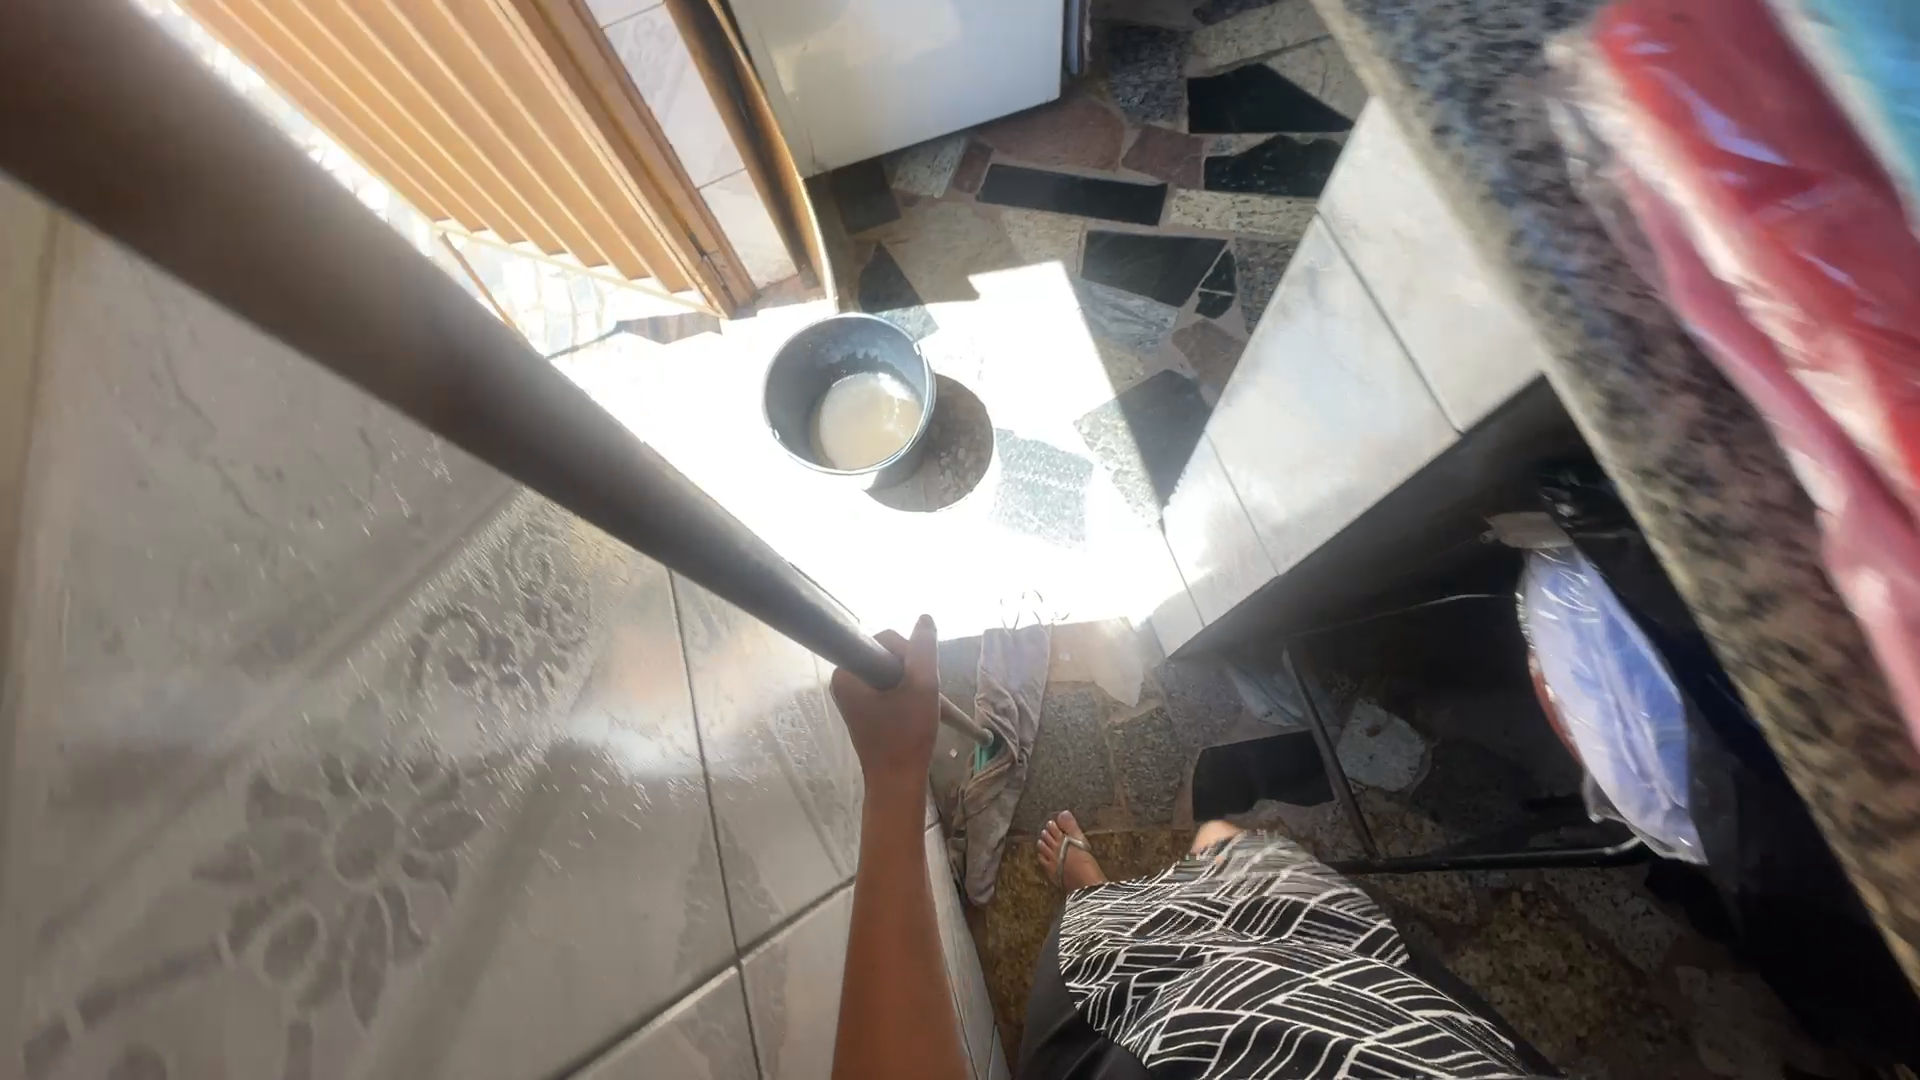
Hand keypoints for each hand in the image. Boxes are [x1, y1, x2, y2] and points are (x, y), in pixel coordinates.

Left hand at [830, 615, 939, 801]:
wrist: (898, 780)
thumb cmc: (907, 734)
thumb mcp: (922, 686)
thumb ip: (924, 648)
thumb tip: (925, 617)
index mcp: (847, 672)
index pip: (885, 640)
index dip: (909, 654)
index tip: (917, 679)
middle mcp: (843, 680)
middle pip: (887, 654)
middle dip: (910, 671)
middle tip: (920, 696)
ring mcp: (851, 695)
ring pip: (890, 671)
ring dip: (910, 683)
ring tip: (917, 706)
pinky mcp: (861, 707)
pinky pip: (886, 686)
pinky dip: (903, 694)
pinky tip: (911, 712)